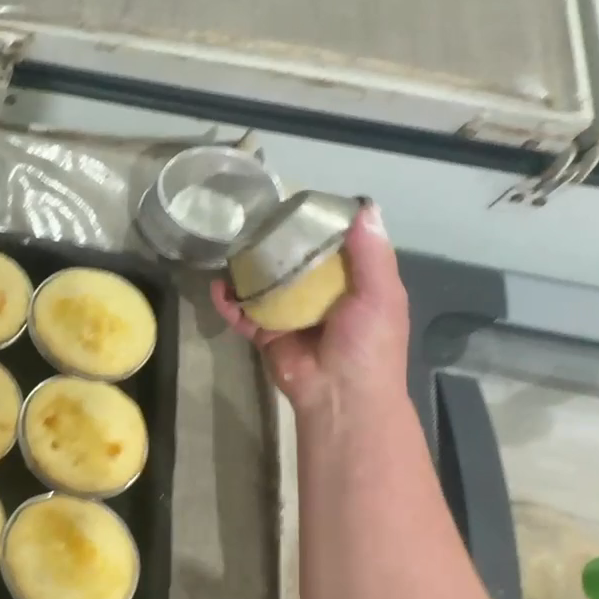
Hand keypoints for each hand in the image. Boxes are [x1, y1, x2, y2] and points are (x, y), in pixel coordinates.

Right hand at [210, 204, 408, 420]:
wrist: (340, 393)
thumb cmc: (369, 343)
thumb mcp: (381, 293)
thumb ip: (371, 254)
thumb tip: (366, 206)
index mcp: (353, 284)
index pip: (334, 247)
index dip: (316, 227)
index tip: (296, 205)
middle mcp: (320, 296)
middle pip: (293, 264)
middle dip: (274, 246)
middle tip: (252, 224)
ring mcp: (289, 315)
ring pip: (264, 286)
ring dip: (247, 271)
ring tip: (229, 252)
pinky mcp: (265, 334)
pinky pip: (242, 315)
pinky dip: (228, 303)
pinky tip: (217, 288)